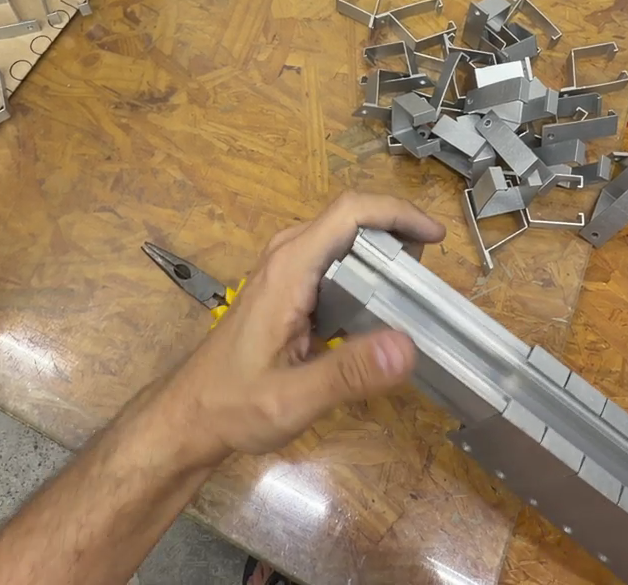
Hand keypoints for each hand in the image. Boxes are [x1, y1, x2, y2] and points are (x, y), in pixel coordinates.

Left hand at [149, 193, 444, 468]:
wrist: (192, 414)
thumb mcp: (292, 399)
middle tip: (429, 272)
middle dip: (396, 231)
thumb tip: (407, 346)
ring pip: (343, 236)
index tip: (435, 236)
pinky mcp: (289, 284)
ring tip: (414, 286)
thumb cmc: (233, 404)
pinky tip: (383, 304)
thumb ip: (349, 374)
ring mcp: (286, 267)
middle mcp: (287, 254)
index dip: (396, 212)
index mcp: (289, 267)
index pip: (349, 212)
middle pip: (351, 217)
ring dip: (383, 249)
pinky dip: (366, 267)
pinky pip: (335, 258)